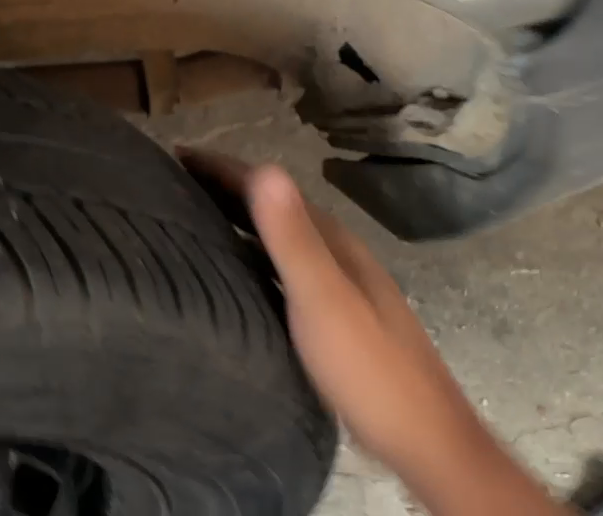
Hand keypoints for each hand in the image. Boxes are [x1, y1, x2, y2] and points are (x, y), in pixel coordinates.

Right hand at [179, 150, 566, 514]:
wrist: (428, 447)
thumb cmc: (368, 370)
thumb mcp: (322, 298)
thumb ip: (292, 237)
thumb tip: (266, 169)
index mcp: (336, 244)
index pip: (273, 188)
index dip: (224, 168)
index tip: (176, 155)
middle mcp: (340, 256)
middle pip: (277, 206)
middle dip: (226, 186)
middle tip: (173, 179)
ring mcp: (342, 287)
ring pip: (281, 236)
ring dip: (239, 217)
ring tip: (194, 213)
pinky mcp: (335, 316)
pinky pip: (281, 264)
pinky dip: (251, 251)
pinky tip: (235, 268)